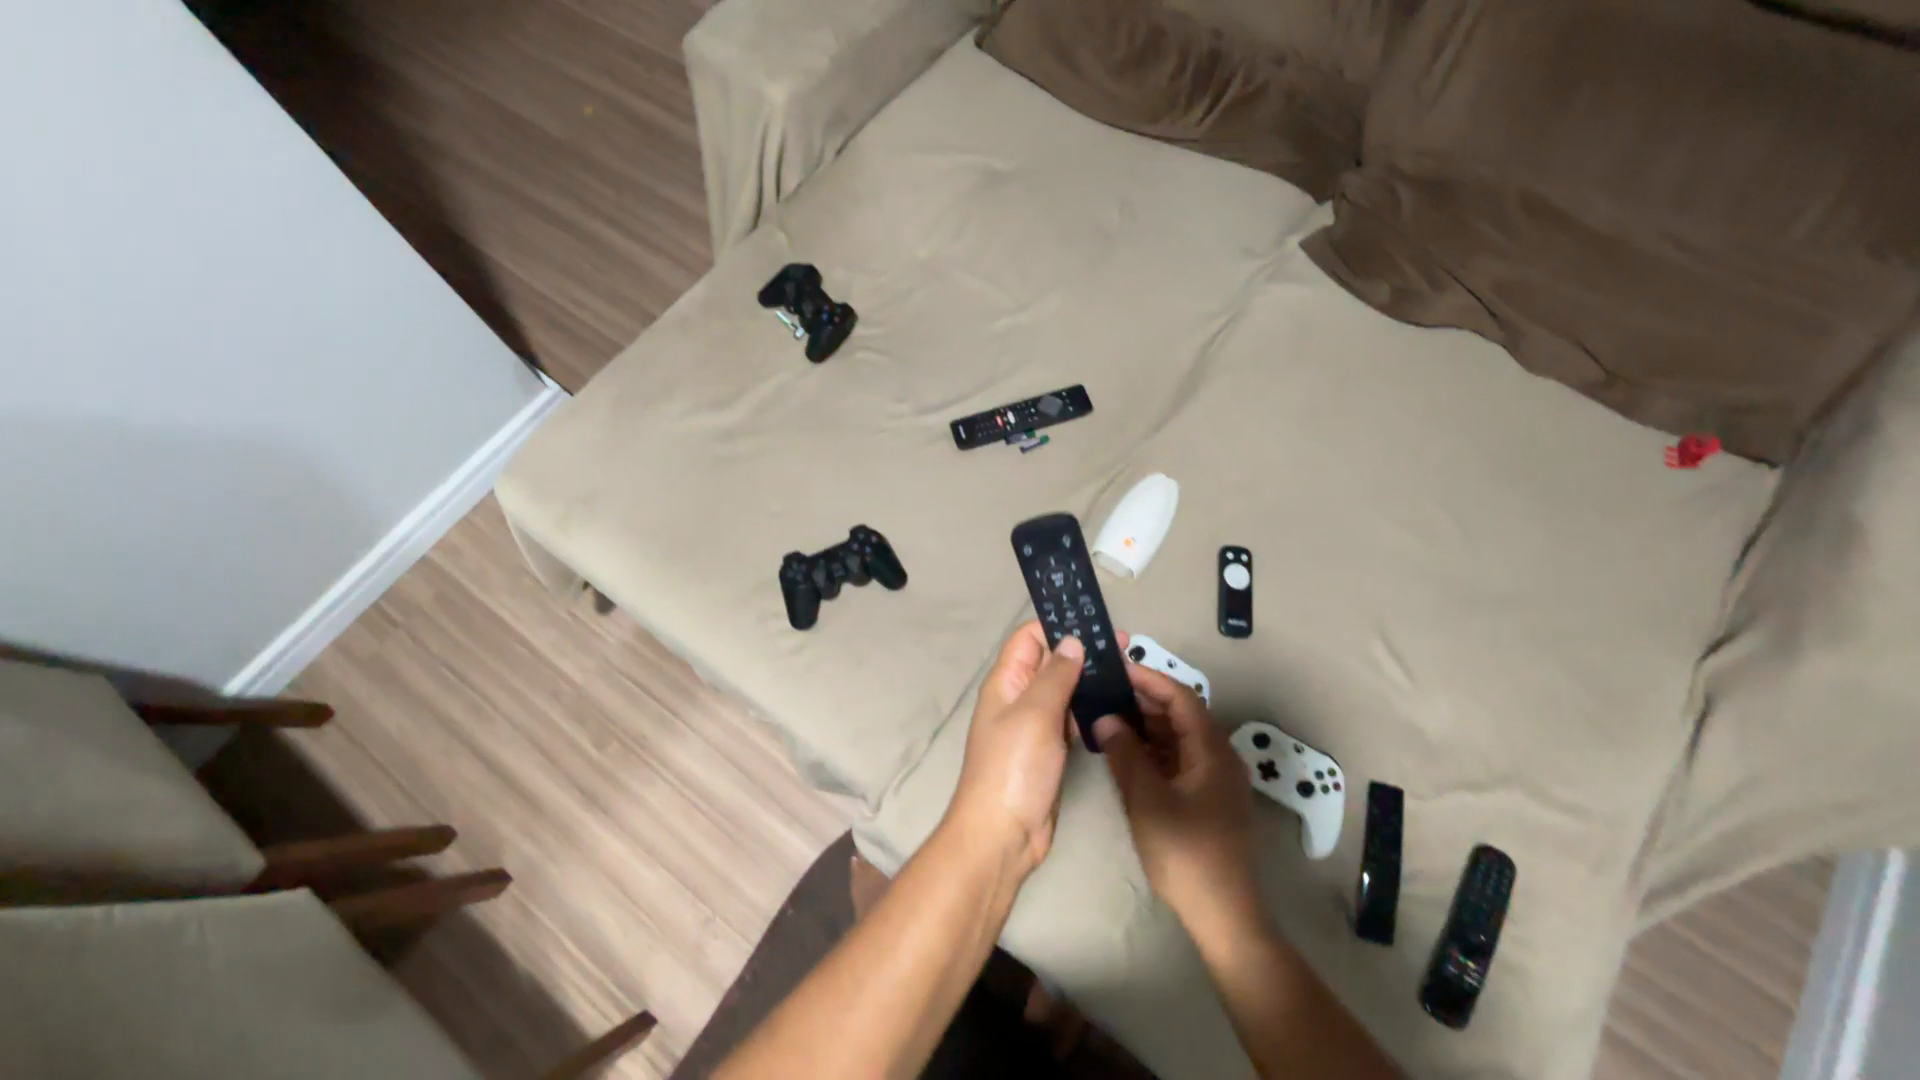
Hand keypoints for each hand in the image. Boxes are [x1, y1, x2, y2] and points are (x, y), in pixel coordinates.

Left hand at [946, 622, 1116, 878]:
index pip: (1028, 638)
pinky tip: (1116, 707)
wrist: (1003, 834)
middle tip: (1125, 649)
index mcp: (1006, 683)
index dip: (1058, 626)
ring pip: (1063, 691)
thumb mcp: (1034, 714)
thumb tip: (1072, 641)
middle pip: (1049, 662)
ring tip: (1127, 673)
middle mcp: (1018, 699)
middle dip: (1082, 652)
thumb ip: (1055, 675)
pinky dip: (1089, 710)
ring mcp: (1034, 727)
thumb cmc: (1013, 768)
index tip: (1097, 623)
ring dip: (1090, 681)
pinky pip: (1070, 720)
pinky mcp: (1049, 751)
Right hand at [1094, 665, 1258, 934]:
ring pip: (1179, 740)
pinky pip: (1180, 762)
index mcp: (1212, 750)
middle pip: (1182, 716)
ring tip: (1108, 720)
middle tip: (1104, 694)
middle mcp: (1220, 758)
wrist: (1223, 913)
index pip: (1181, 697)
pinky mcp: (1209, 801)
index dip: (1149, 679)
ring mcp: (1216, 781)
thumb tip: (1106, 718)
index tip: (1116, 668)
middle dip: (1144, 702)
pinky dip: (1154, 753)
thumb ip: (1125, 754)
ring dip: (1147, 728)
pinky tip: (1126, 756)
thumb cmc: (1185, 852)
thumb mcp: (1147, 800)